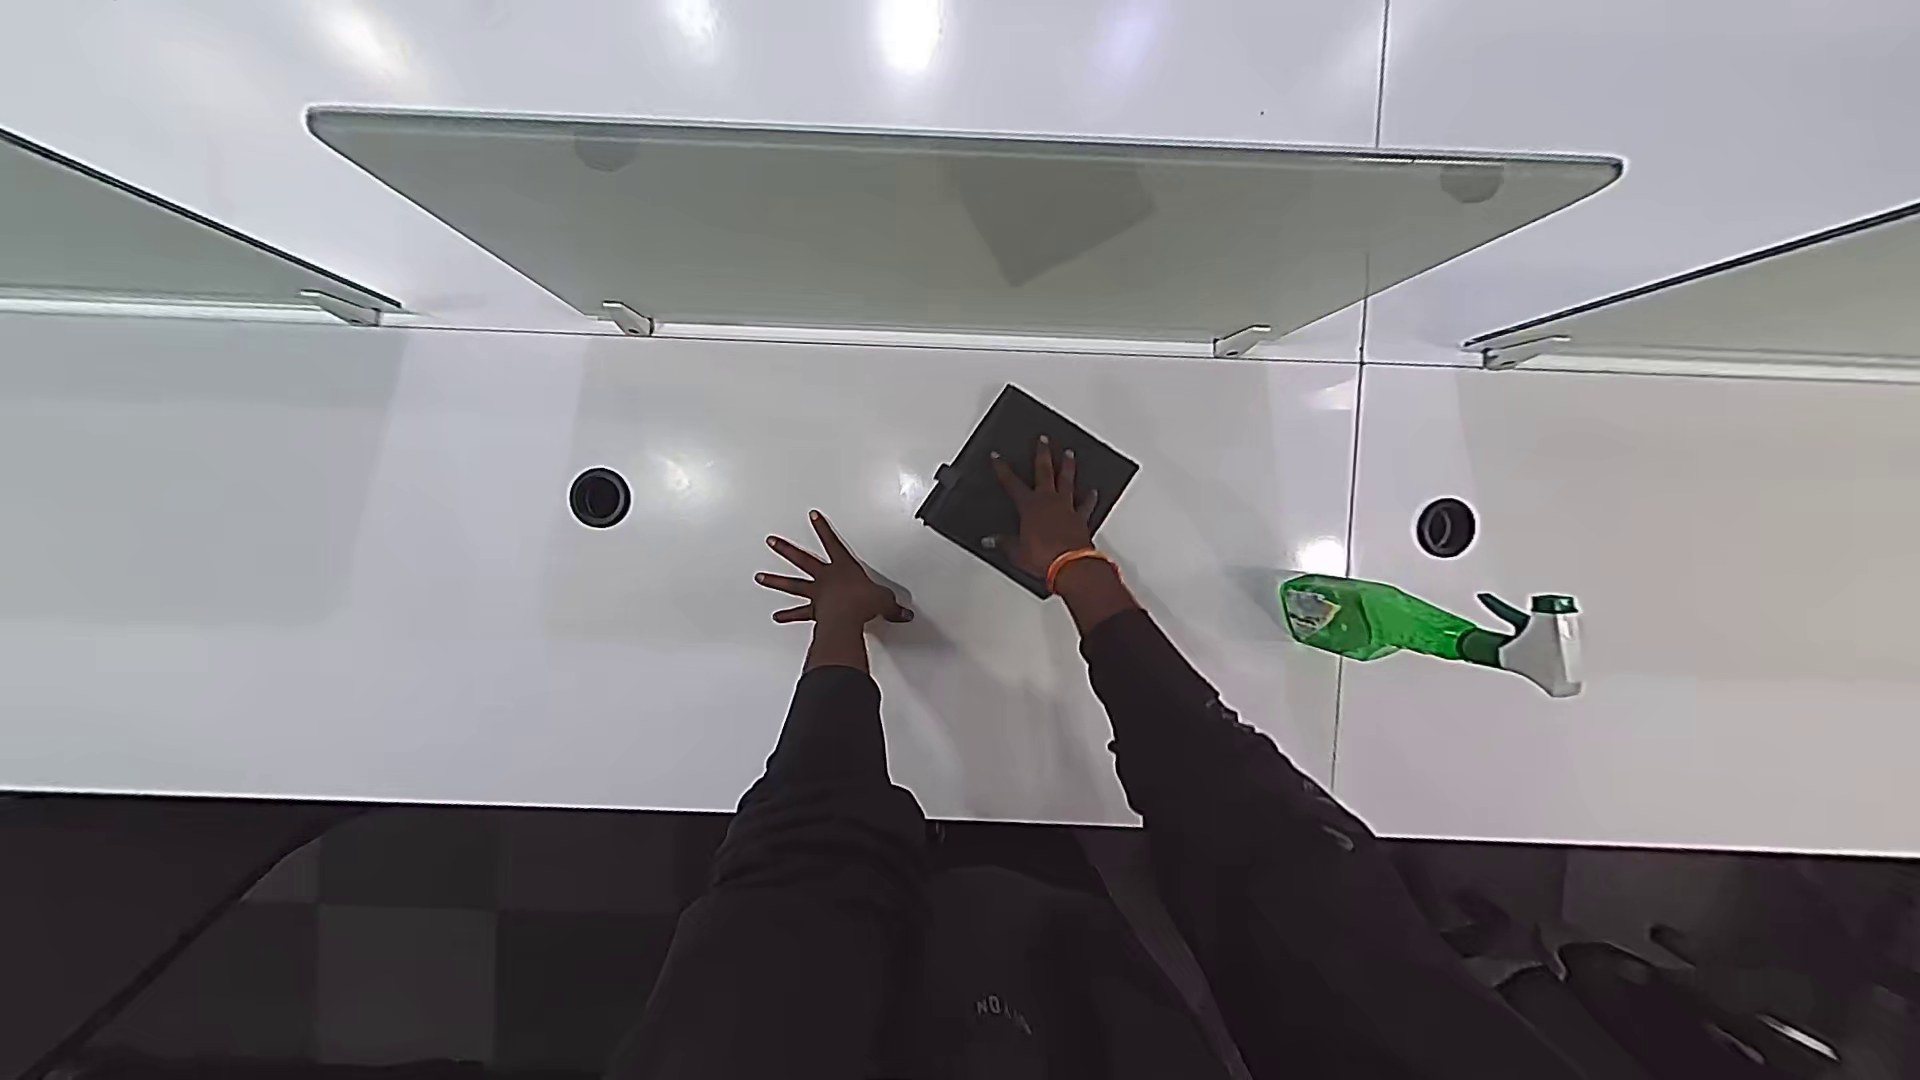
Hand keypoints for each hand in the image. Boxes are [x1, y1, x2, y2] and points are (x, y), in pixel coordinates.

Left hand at [757, 511, 912, 630]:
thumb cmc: (863, 603)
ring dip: (775, 580)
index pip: (831, 542)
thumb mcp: (884, 601)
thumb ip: (890, 605)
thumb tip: (902, 612)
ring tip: (761, 577)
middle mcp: (826, 578)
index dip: (822, 528)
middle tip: (772, 541)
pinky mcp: (813, 612)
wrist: (849, 619)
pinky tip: (777, 616)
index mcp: (843, 567)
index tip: (812, 516)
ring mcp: (817, 594)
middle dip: (786, 549)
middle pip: (802, 559)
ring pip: (792, 584)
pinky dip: (787, 616)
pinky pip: (798, 613)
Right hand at [990, 435, 1098, 578]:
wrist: (1070, 566)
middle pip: (1044, 470)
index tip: (997, 456)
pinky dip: (1090, 497)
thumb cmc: (1044, 557)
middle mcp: (1049, 501)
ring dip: (1067, 465)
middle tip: (1042, 440)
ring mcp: (1067, 507)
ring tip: (1068, 453)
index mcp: (1029, 506)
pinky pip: (1086, 504)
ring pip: (1067, 480)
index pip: (1011, 482)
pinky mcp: (1081, 518)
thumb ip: (1004, 543)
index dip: (1002, 468)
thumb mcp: (1016, 552)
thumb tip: (991, 541)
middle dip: (1041, 453)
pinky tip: (1093, 491)